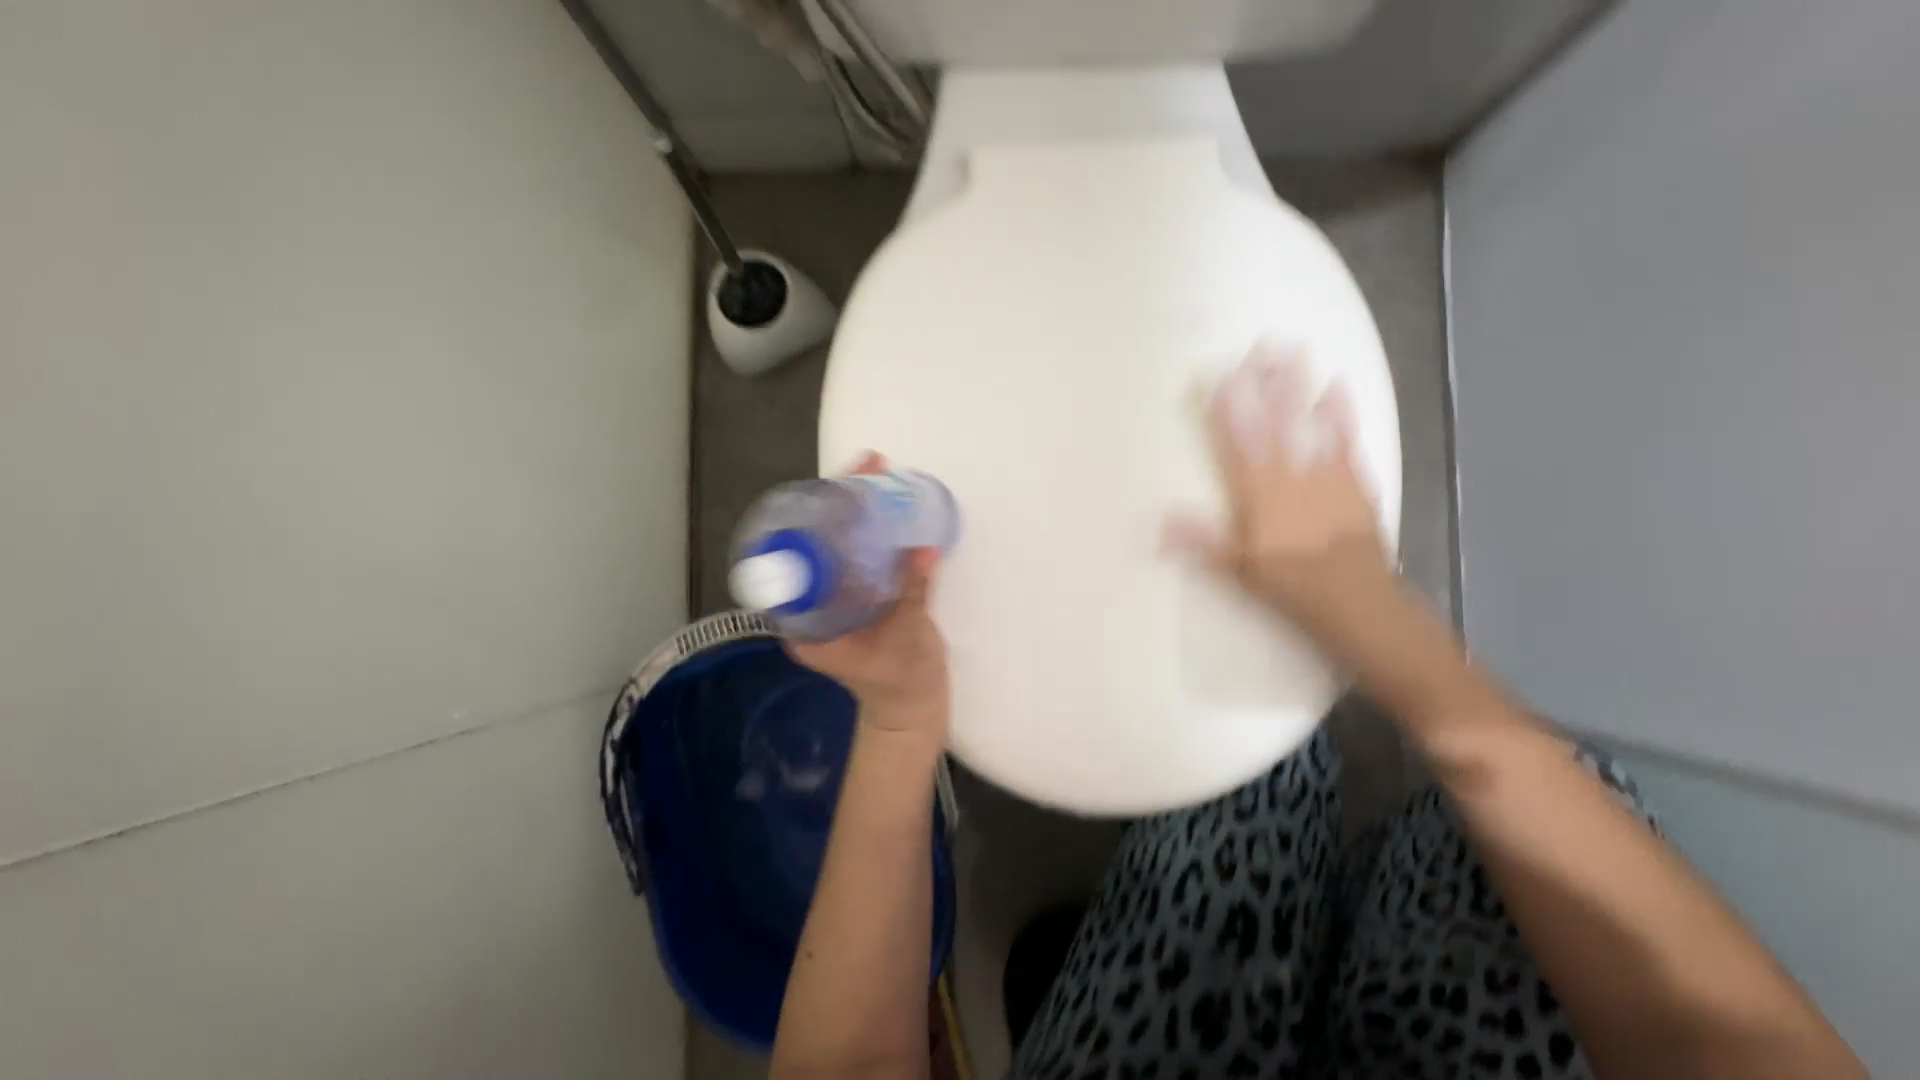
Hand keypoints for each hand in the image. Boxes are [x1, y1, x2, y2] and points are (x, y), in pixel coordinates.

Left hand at [787, 453, 950, 741]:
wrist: (913, 717)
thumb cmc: (903, 687)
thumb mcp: (908, 642)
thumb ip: (914, 595)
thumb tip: (923, 549)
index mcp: (805, 624)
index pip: (795, 559)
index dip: (813, 519)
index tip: (834, 487)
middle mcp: (813, 610)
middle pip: (816, 545)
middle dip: (840, 504)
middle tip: (867, 467)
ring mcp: (836, 604)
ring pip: (838, 548)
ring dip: (857, 513)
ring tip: (878, 478)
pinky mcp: (859, 601)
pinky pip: (859, 559)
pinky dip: (872, 534)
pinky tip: (890, 511)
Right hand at [1164, 342, 1390, 617]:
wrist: (1361, 605)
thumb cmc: (1294, 589)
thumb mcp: (1241, 572)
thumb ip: (1202, 542)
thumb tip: (1158, 524)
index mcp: (1262, 496)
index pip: (1240, 444)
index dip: (1230, 410)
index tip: (1221, 376)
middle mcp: (1294, 477)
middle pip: (1278, 423)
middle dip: (1267, 383)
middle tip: (1262, 344)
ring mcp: (1329, 476)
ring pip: (1311, 423)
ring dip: (1301, 386)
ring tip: (1294, 350)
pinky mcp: (1357, 484)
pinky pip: (1348, 440)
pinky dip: (1342, 414)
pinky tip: (1338, 388)